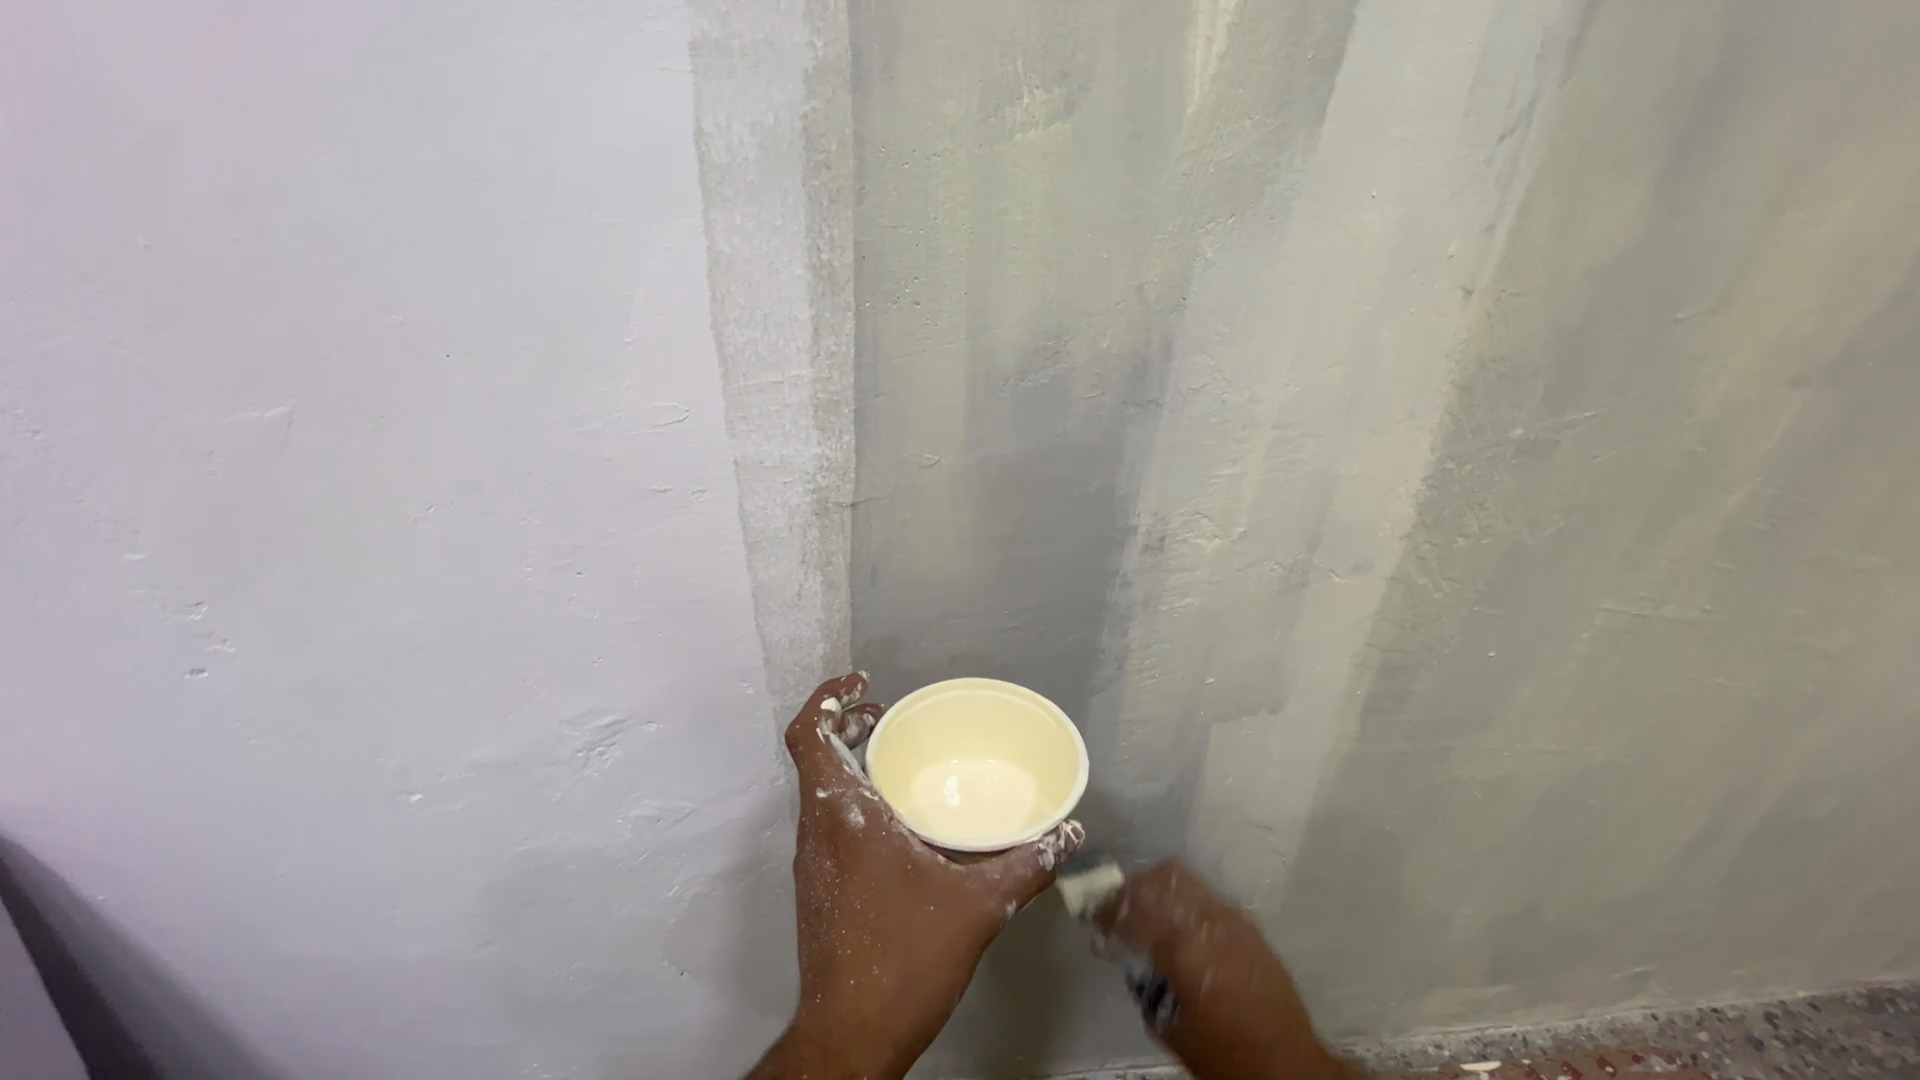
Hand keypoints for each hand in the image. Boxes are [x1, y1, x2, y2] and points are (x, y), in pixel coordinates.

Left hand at [749, 673, 1084, 1079]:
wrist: (850, 1036)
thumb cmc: (906, 958)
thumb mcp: (979, 906)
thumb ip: (1027, 865)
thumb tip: (1069, 836)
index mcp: (842, 818)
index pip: (807, 736)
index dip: (826, 699)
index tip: (862, 685)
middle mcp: (816, 831)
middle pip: (815, 758)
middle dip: (846, 725)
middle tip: (886, 713)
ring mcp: (812, 862)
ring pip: (820, 792)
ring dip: (850, 764)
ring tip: (896, 757)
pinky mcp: (818, 888)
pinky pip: (829, 823)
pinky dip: (854, 800)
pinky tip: (899, 821)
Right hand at [1096, 861, 1361, 1079]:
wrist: (1287, 1064)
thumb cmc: (1222, 1053)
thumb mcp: (1168, 1025)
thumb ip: (1144, 984)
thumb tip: (1127, 958)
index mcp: (1182, 949)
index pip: (1132, 914)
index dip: (1105, 911)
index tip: (1092, 914)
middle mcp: (1207, 923)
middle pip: (1162, 879)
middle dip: (1134, 886)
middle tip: (1118, 903)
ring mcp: (1231, 920)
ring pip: (1187, 881)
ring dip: (1160, 889)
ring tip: (1146, 908)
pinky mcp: (1248, 927)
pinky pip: (1207, 899)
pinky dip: (1185, 902)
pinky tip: (1178, 923)